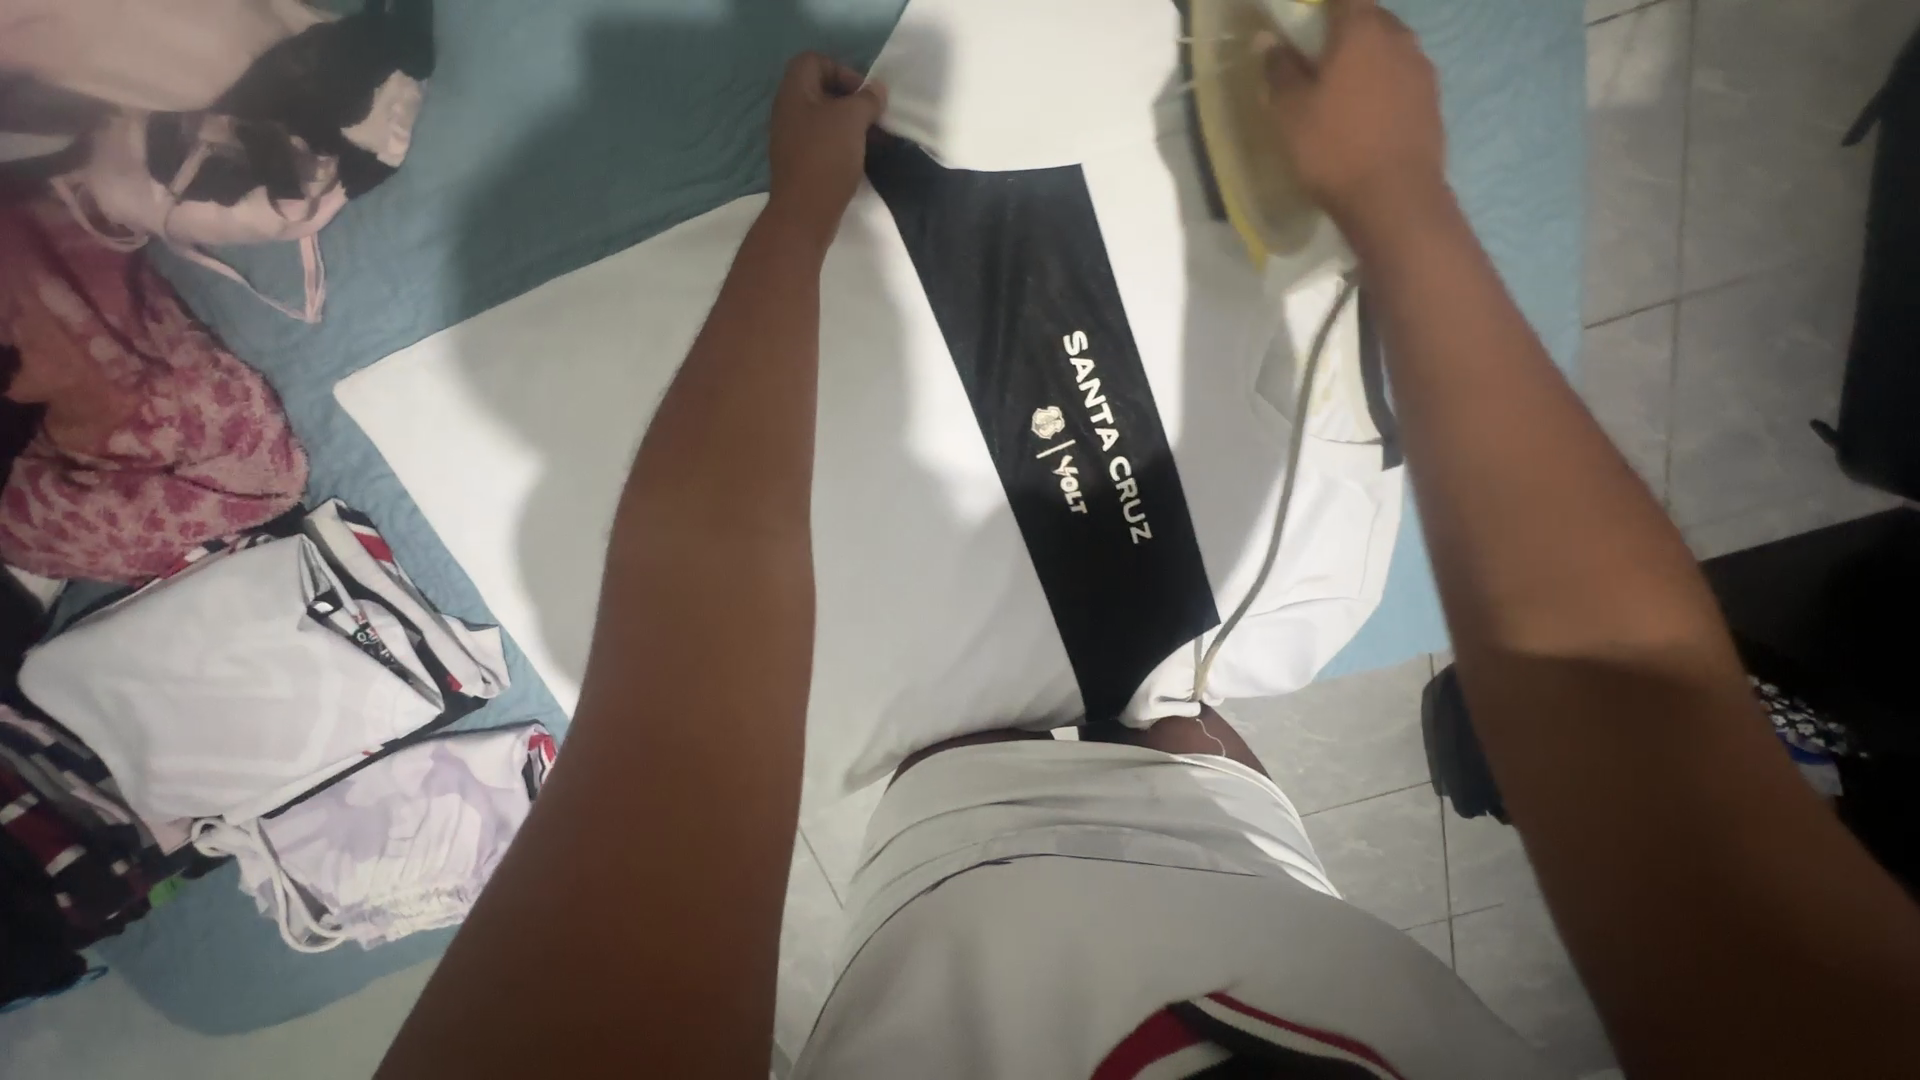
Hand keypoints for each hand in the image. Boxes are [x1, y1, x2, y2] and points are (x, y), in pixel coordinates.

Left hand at [765, 52, 887, 248]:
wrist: (804, 214)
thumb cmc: (826, 158)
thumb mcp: (852, 120)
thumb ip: (867, 100)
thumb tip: (877, 89)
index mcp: (795, 92)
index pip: (815, 61)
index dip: (842, 71)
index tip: (865, 95)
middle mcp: (789, 112)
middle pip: (822, 92)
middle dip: (852, 102)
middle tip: (876, 119)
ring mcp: (793, 140)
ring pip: (826, 121)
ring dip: (852, 127)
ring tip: (877, 141)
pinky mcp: (801, 165)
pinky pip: (824, 145)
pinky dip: (844, 146)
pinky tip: (862, 159)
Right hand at [1264, 0, 1450, 238]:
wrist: (1392, 196)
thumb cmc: (1332, 148)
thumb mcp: (1289, 113)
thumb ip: (1279, 70)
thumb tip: (1269, 39)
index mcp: (1361, 29)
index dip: (1322, 7)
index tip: (1305, 28)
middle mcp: (1398, 36)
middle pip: (1369, 18)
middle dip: (1345, 34)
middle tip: (1319, 66)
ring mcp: (1421, 66)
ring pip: (1388, 50)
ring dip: (1366, 64)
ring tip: (1344, 99)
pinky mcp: (1432, 99)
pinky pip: (1402, 80)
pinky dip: (1383, 89)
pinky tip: (1367, 121)